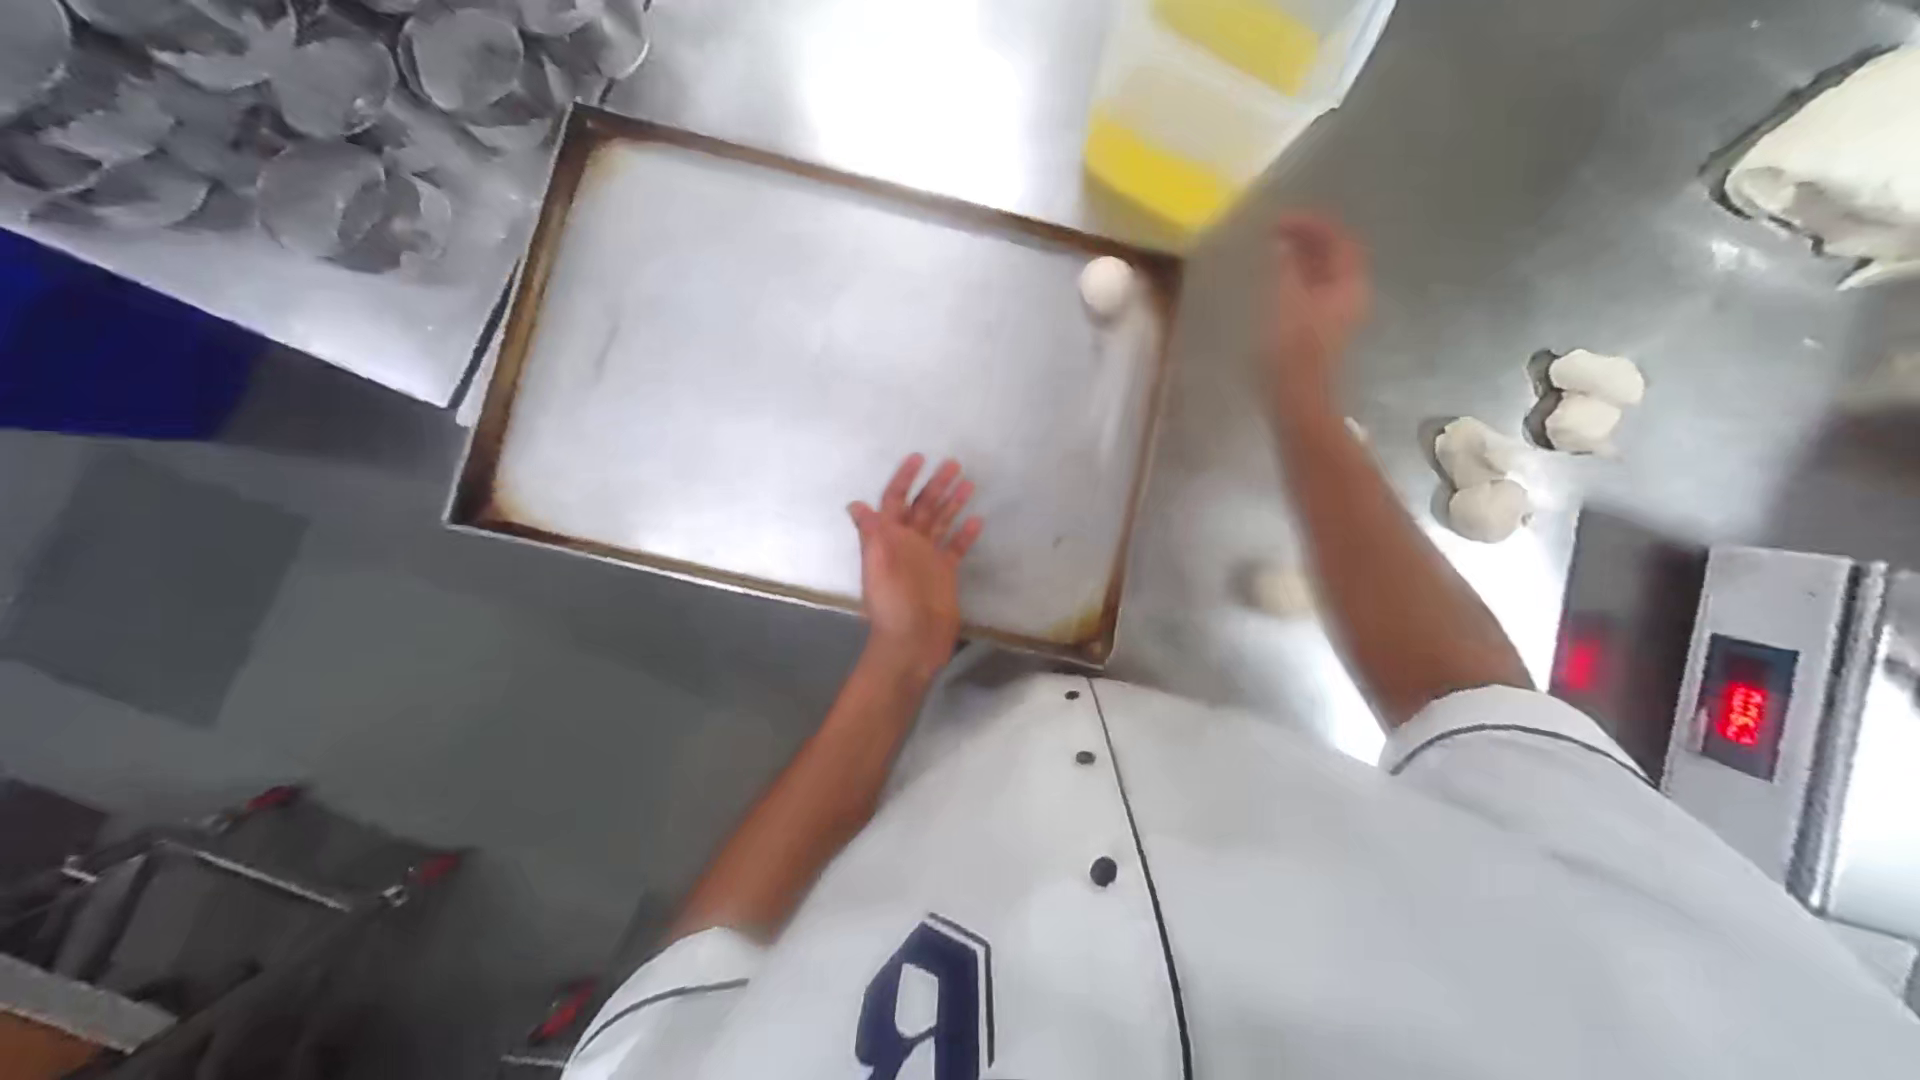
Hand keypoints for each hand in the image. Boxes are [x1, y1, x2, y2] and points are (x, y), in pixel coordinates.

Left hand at [848, 454, 984, 679]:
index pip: (895, 499)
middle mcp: (907, 543)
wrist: (912, 640)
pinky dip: (964, 533)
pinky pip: (955, 547)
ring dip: (952, 502)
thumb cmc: (893, 601)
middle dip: (935, 484)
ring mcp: (927, 558)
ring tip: (968, 482)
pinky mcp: (944, 573)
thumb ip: (871, 531)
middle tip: (953, 463)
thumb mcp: (877, 562)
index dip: (904, 478)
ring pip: (940, 522)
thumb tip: (856, 504)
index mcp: (888, 538)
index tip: (919, 458)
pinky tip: (977, 519)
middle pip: (922, 506)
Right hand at [1268, 214, 1371, 415]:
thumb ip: (1286, 268)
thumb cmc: (1293, 347)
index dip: (1311, 225)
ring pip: (1325, 273)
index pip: (1338, 240)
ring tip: (1275, 251)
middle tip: (1277, 232)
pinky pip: (1316, 289)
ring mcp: (1339, 312)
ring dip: (1303, 258)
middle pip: (1335, 255)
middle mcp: (1352, 293)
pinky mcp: (1324, 327)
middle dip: (1308, 239)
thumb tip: (1283, 246)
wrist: (1297, 394)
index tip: (1281, 220)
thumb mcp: (1287, 300)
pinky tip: (1280, 278)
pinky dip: (1300, 277)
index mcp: (1349, 283)